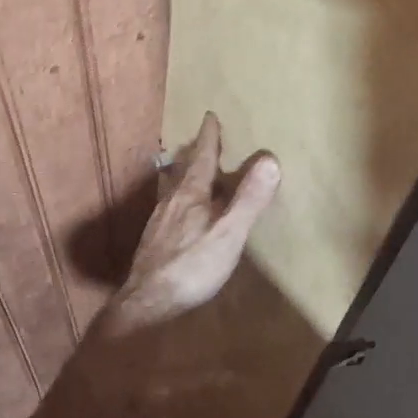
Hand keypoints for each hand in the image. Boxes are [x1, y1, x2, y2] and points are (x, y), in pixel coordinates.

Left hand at [109, 113, 280, 332]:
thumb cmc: (191, 266)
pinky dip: (178, 197)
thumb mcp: (228, 233)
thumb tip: (270, 159)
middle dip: (195, 153)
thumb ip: (248, 199)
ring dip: (183, 174)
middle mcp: (172, 201)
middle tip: (202, 139)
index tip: (210, 116)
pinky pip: (169, 206)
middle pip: (183, 169)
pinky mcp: (155, 240)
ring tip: (188, 169)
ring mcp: (160, 220)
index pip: (201, 158)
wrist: (148, 301)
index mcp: (190, 194)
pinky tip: (179, 211)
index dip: (208, 138)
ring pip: (173, 187)